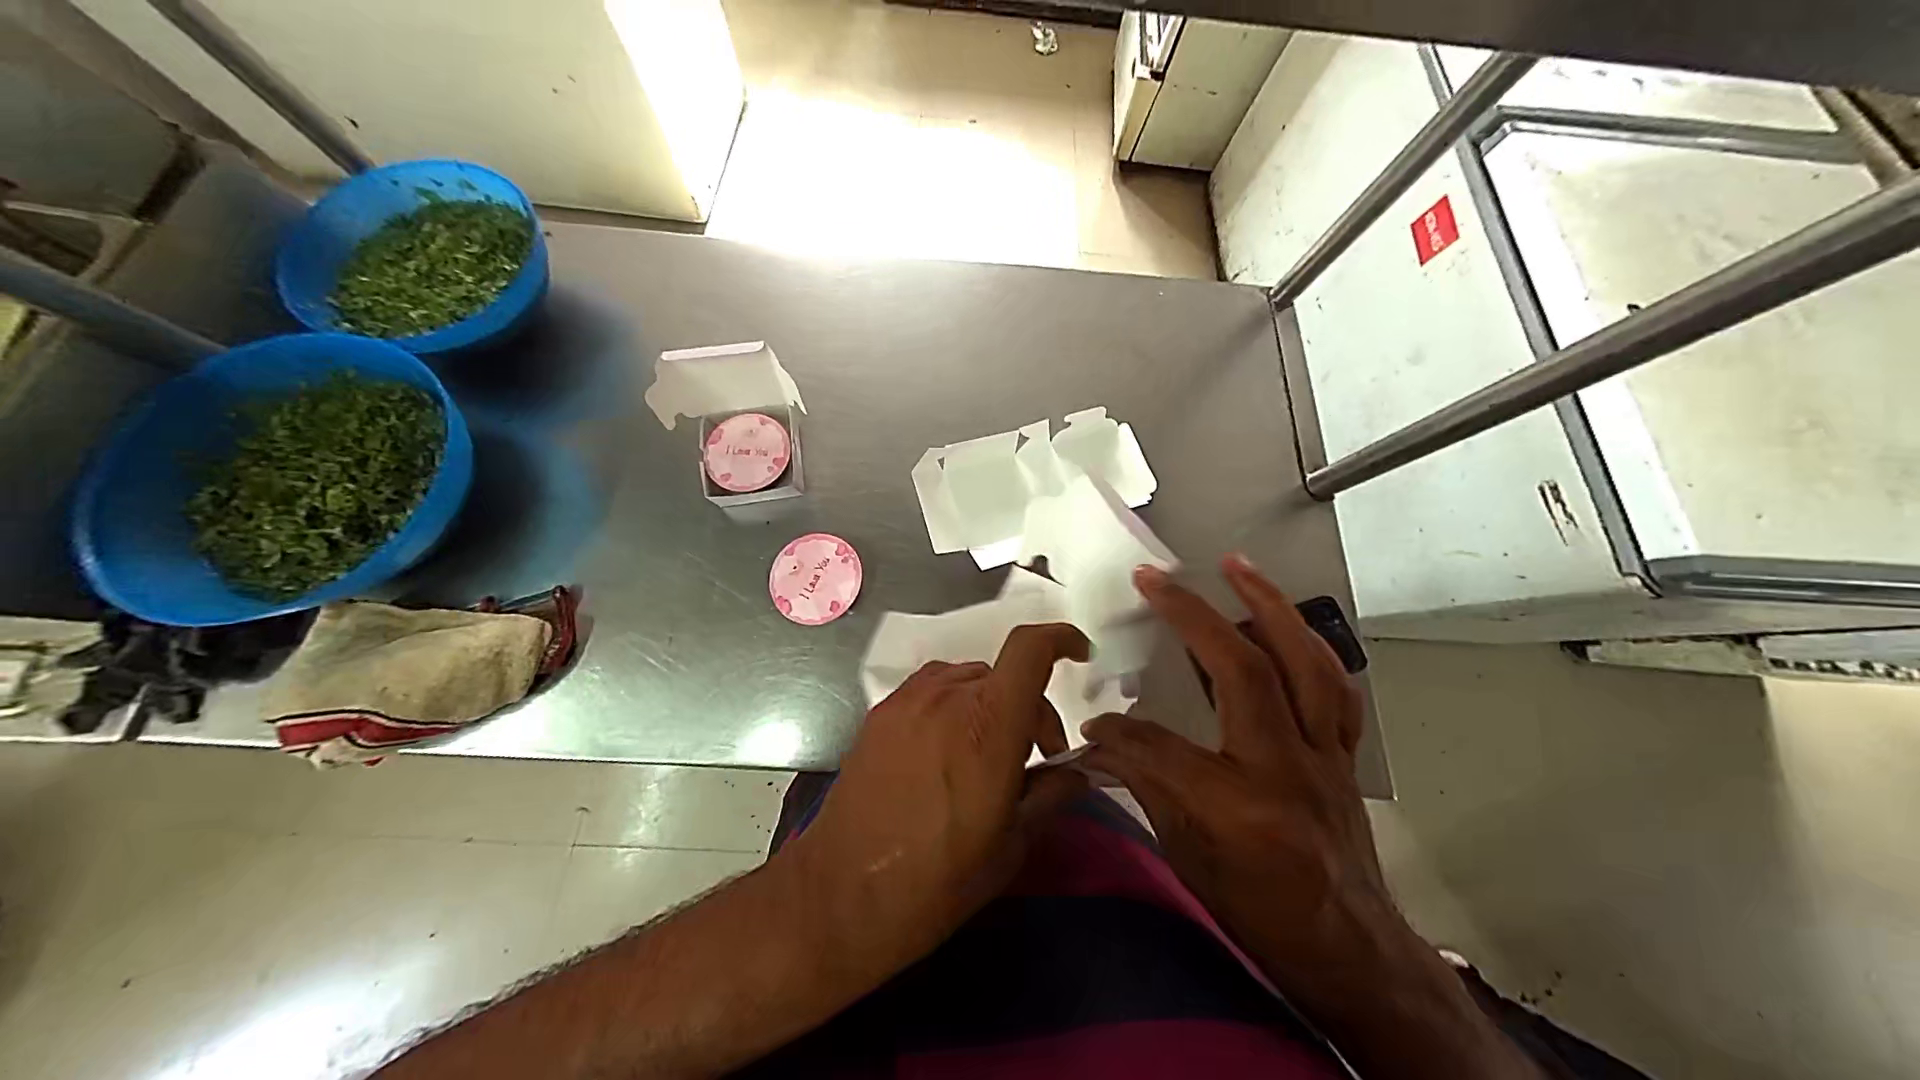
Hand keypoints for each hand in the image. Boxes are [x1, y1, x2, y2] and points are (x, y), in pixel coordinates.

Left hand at [786, 624, 1091, 957]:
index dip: (1061, 639)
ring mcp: (907, 702)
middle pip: (1003, 675)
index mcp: (989, 724)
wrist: (842, 894)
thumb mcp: (1011, 845)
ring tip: (985, 759)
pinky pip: (931, 691)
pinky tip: (946, 754)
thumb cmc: (938, 879)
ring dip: (989, 707)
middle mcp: (947, 696)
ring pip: (967, 681)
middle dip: (1029, 709)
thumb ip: (1051, 795)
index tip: (1080, 656)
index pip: (1031, 649)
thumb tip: (1078, 773)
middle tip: (1032, 762)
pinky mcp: (880, 715)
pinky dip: (953, 707)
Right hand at [1084, 557, 1539, 1078]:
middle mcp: (1289, 770)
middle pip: (1244, 673)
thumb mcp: (1189, 860)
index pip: (1162, 747)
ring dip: (1269, 606)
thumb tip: (1103, 739)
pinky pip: (1333, 686)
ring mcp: (1326, 757)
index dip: (1118, 732)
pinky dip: (1306, 644)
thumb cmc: (1260, 915)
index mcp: (1241, 809)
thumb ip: (1148, 786)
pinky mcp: (1344, 754)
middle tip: (1160, 577)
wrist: (1353, 953)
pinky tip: (1284, 623)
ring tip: (1238, 567)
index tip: (1092, 723)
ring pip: (1306, 664)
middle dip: (1195, 617)